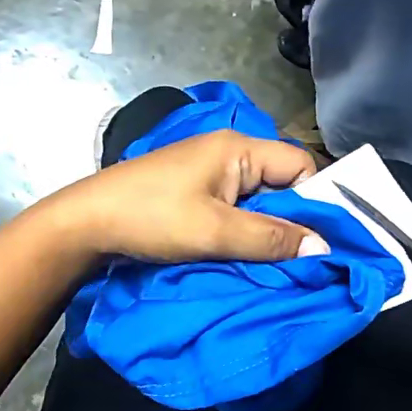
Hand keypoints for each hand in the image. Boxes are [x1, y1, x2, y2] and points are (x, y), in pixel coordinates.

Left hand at [35, 130, 319, 263]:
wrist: (86, 222)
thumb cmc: (152, 218)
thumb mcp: (215, 232)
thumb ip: (271, 238)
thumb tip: (323, 247)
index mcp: (236, 148)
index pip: (299, 165)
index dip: (317, 200)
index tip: (325, 241)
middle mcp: (226, 152)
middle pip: (280, 182)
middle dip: (292, 219)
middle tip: (304, 259)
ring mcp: (207, 171)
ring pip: (257, 198)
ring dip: (266, 228)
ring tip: (277, 262)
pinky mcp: (192, 191)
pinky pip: (234, 207)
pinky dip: (243, 229)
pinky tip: (246, 254)